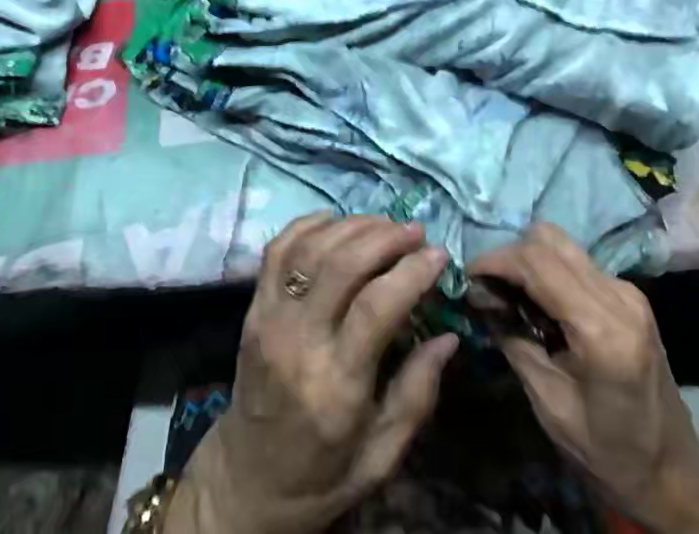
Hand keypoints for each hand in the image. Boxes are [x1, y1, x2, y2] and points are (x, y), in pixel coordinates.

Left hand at [168, 215, 458, 533]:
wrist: (248, 477)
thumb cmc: (324, 472)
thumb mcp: (383, 455)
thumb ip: (417, 393)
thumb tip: (450, 336)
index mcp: (336, 384)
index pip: (375, 307)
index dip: (410, 272)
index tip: (440, 255)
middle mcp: (297, 341)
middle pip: (339, 265)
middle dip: (383, 238)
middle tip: (415, 231)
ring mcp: (268, 319)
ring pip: (307, 249)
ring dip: (350, 226)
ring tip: (385, 223)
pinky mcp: (251, 308)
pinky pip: (275, 251)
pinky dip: (306, 226)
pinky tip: (336, 220)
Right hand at [469, 223, 698, 533]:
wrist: (672, 472)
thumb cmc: (606, 449)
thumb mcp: (548, 401)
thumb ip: (513, 339)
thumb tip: (479, 297)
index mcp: (603, 330)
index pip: (537, 261)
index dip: (494, 260)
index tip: (467, 278)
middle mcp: (619, 297)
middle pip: (548, 239)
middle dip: (508, 255)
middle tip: (486, 286)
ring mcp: (627, 292)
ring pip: (560, 243)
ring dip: (526, 259)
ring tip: (506, 293)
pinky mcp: (627, 295)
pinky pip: (574, 261)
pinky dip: (544, 269)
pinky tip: (533, 301)